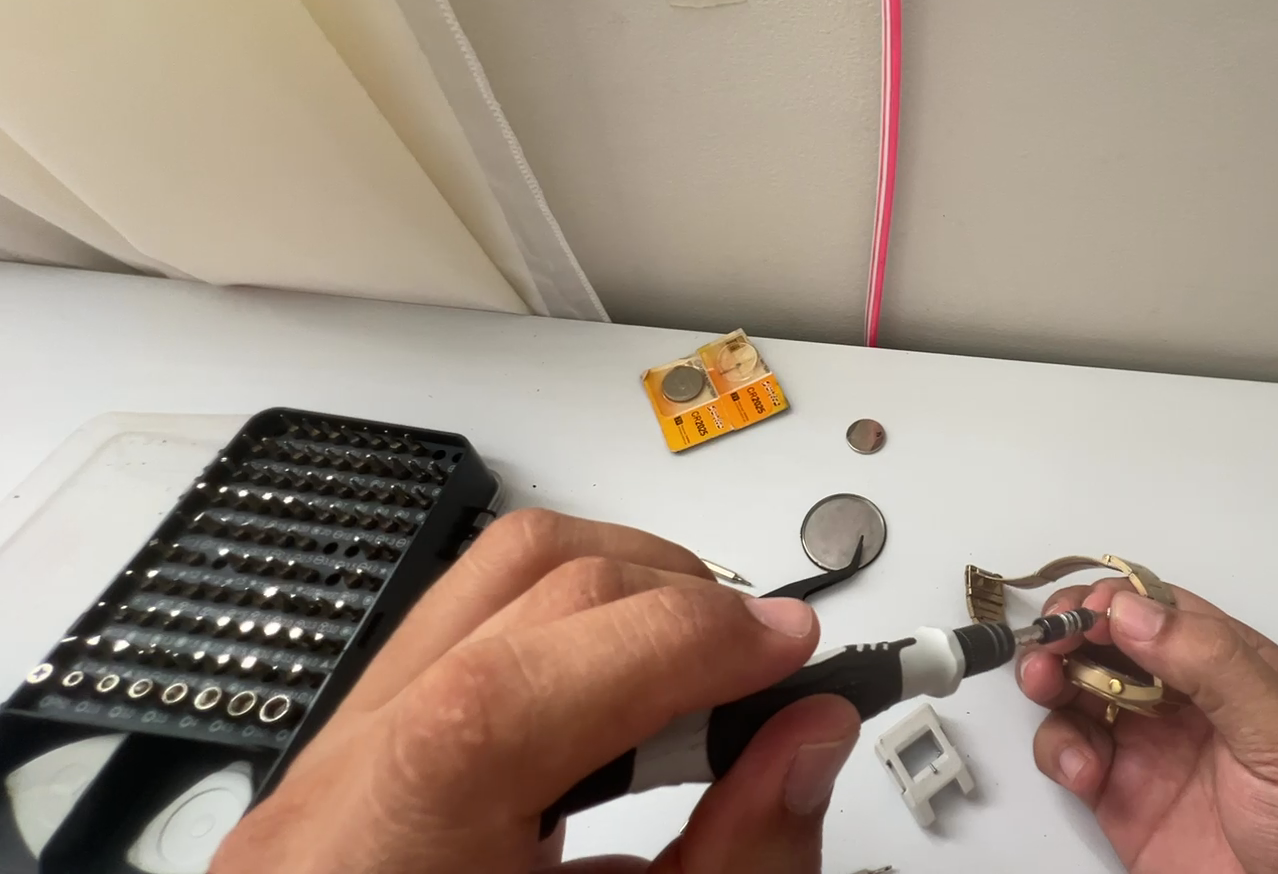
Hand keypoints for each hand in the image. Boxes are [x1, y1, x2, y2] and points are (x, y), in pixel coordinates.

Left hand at [213, 508, 859, 873]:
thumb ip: (744, 861)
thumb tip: (814, 727)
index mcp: (372, 870)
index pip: (509, 696)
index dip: (675, 644)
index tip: (789, 648)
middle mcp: (333, 788)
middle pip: (530, 591)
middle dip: (684, 607)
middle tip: (767, 666)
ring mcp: (345, 743)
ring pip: (511, 565)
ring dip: (639, 584)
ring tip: (705, 656)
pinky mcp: (384, 726)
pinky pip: (499, 600)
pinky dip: (597, 608)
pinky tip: (638, 680)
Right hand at [1019, 580, 1277, 873]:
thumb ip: (1211, 662)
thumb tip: (1129, 609)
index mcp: (1223, 662)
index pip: (1155, 606)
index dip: (1110, 600)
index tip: (1080, 614)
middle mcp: (1178, 693)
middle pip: (1106, 640)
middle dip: (1068, 632)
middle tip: (1047, 646)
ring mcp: (1146, 743)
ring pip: (1077, 687)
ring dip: (1051, 679)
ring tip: (1045, 689)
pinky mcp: (1120, 795)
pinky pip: (1071, 752)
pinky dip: (1059, 748)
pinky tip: (1080, 770)